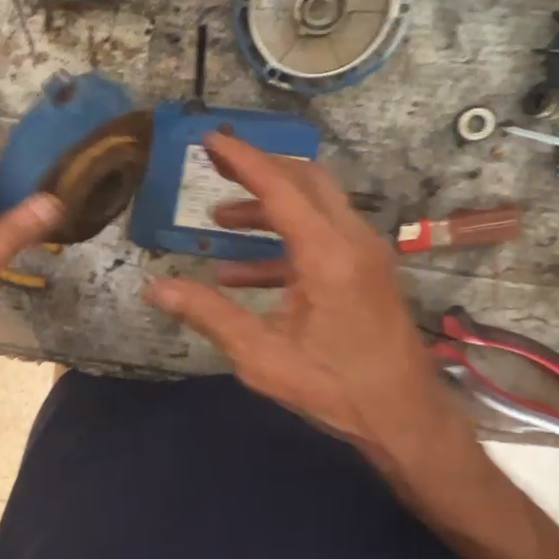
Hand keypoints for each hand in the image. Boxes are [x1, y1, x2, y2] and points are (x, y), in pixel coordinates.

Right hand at [142, 133, 478, 485]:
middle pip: (304, 183)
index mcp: (327, 254)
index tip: (209, 140)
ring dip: (266, 211)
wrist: (404, 418)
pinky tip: (241, 275)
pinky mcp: (364, 275)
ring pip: (314, 209)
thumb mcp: (261, 355)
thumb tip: (154, 287)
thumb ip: (208, 314)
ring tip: (219, 223)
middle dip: (258, 171)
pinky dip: (281, 245)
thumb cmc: (334, 387)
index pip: (280, 188)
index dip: (242, 160)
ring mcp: (363, 257)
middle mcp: (351, 242)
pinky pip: (320, 240)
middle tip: (215, 165)